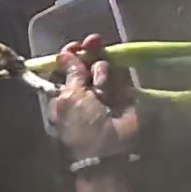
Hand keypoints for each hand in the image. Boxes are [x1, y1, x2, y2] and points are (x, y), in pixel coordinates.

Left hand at [50, 35, 141, 163]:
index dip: (71, 55)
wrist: (110, 151)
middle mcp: (85, 92)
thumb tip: (66, 53)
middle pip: (87, 64)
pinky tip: (107, 86)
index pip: (68, 67)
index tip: (75, 46)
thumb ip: (71, 74)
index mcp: (65, 95)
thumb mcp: (70, 98)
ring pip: (103, 67)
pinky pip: (120, 76)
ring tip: (100, 86)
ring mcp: (106, 92)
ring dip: (100, 69)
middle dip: (89, 51)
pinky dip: (115, 76)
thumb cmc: (82, 127)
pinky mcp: (125, 94)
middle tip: (94, 40)